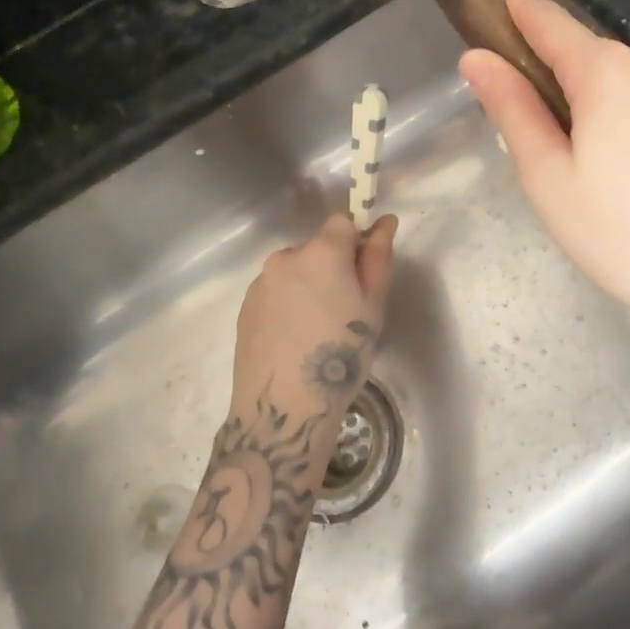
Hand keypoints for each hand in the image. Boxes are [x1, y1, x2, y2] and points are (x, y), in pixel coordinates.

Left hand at [231, 214, 398, 415]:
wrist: (284, 407)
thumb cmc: (341, 354)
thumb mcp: (373, 306)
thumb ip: (378, 257)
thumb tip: (384, 222)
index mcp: (322, 252)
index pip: (342, 223)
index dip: (356, 245)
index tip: (362, 278)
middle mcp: (286, 257)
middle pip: (317, 248)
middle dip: (332, 269)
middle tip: (343, 313)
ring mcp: (261, 282)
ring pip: (295, 272)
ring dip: (307, 288)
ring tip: (316, 332)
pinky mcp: (245, 307)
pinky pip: (275, 293)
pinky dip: (287, 306)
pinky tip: (294, 341)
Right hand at [460, 0, 629, 321]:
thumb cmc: (623, 233)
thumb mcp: (548, 176)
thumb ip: (512, 109)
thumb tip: (476, 58)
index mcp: (606, 70)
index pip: (545, 19)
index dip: (508, 15)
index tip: (477, 23)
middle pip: (578, 51)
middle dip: (540, 74)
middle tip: (514, 134)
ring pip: (608, 82)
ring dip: (576, 104)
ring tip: (562, 168)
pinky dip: (608, 120)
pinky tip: (607, 175)